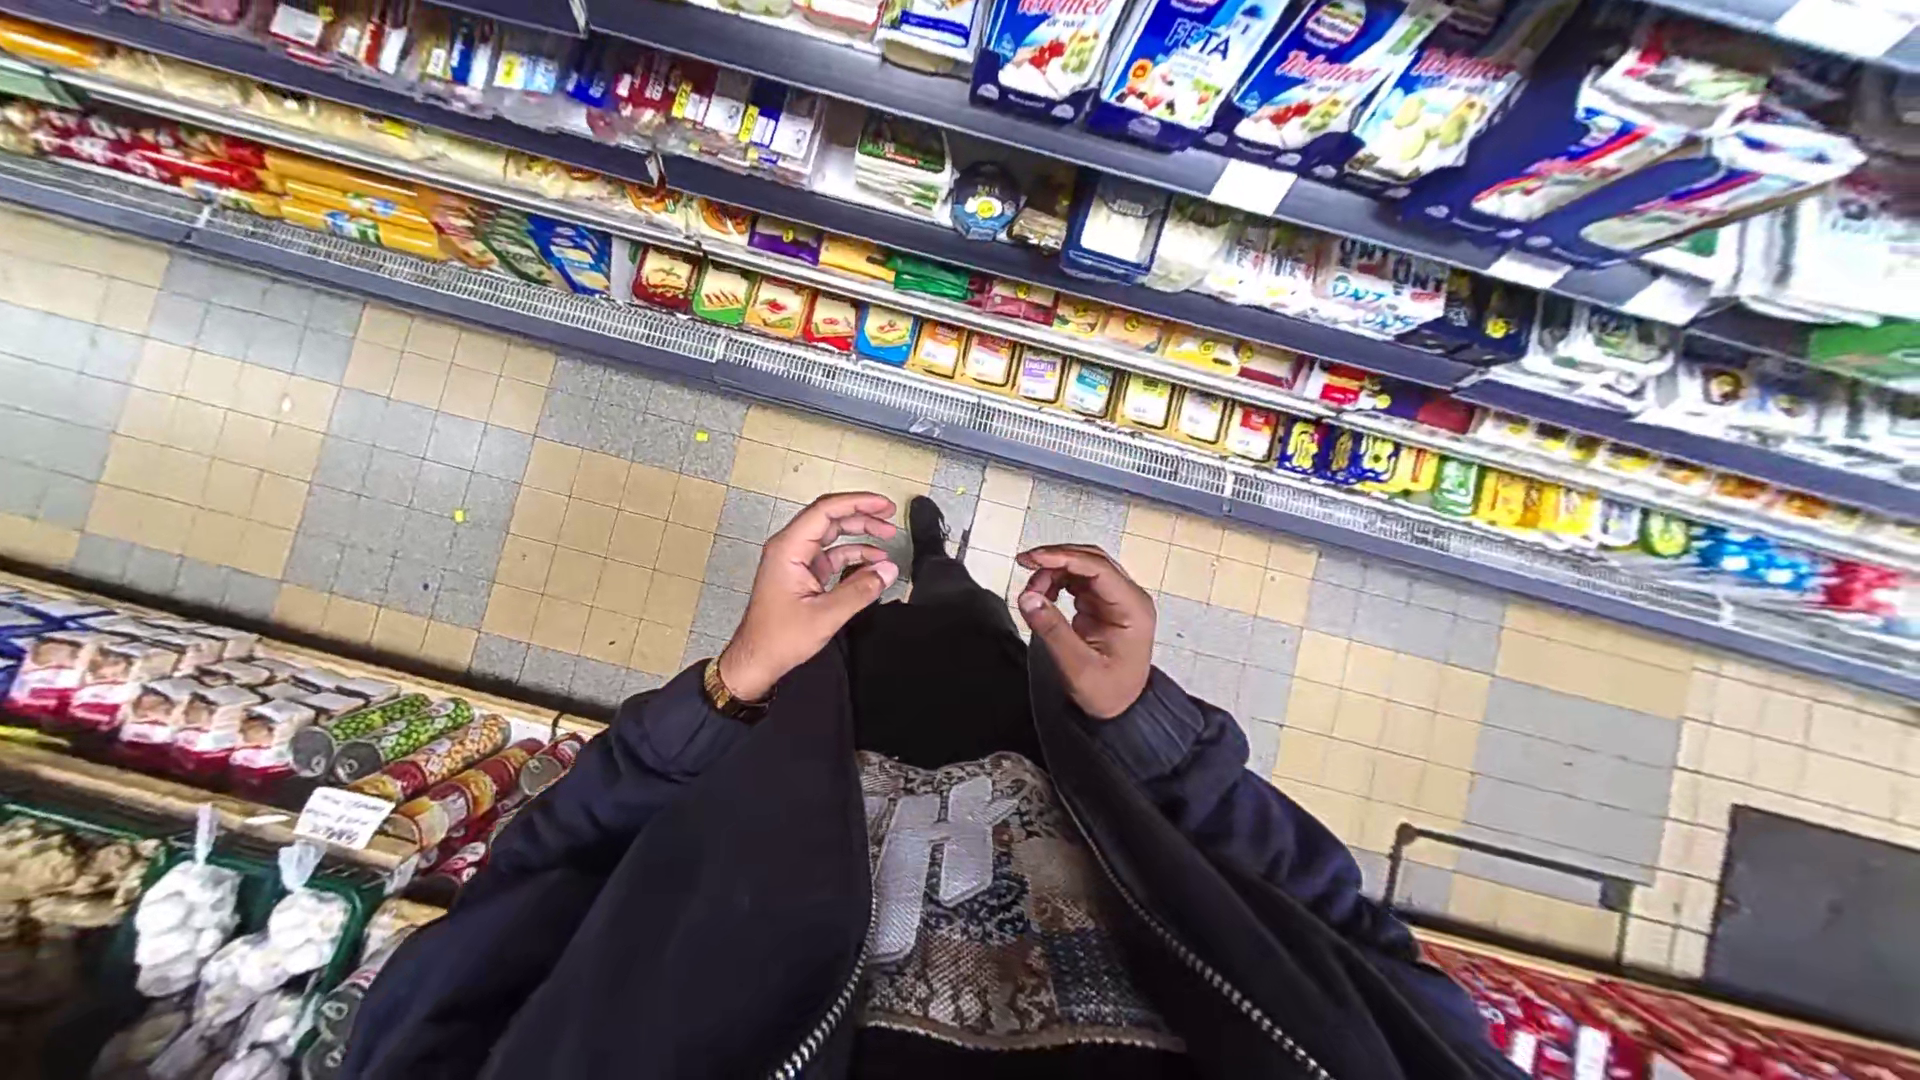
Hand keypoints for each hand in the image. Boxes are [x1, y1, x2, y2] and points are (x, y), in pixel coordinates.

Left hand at [717, 492, 898, 701]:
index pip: (826, 510)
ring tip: (888, 537)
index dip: (857, 503)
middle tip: (889, 517)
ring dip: (860, 534)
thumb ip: (860, 589)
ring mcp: (796, 560)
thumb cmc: (778, 638)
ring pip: (832, 535)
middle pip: (830, 518)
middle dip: (862, 515)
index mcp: (788, 549)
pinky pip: (832, 555)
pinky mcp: (803, 574)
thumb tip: (888, 570)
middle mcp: (790, 548)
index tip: (883, 505)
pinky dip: (854, 555)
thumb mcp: (826, 615)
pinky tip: (873, 563)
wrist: (757, 661)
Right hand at [1014, 544, 1154, 719]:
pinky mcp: (1102, 603)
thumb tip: (1027, 596)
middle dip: (1055, 559)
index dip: (1063, 558)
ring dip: (1054, 571)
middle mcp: (1128, 596)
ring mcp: (1116, 598)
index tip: (1031, 559)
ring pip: (1082, 566)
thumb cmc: (1106, 693)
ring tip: (1032, 592)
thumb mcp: (1077, 667)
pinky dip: (1056, 580)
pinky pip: (1078, 579)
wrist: (1121, 710)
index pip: (1098, 568)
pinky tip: (1043, 594)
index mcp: (1132, 608)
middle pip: (1091, 559)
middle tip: (1024, 566)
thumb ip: (1052, 630)